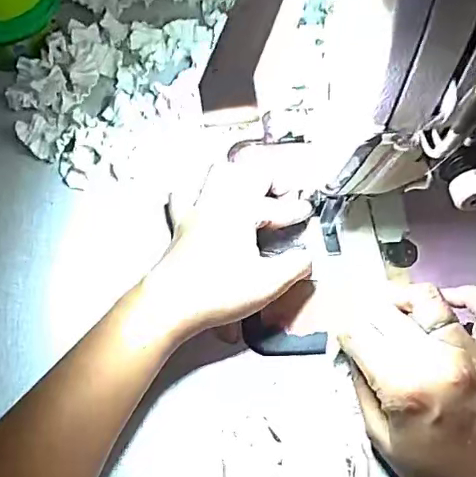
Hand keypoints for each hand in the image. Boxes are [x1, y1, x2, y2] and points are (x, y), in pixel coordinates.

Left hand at [138, 160, 314, 340]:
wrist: (169, 303)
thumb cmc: (214, 291)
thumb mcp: (269, 283)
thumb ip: (295, 266)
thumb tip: (306, 259)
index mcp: (241, 210)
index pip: (276, 204)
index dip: (295, 208)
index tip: (304, 214)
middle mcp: (217, 205)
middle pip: (245, 173)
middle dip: (267, 180)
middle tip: (281, 193)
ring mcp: (195, 213)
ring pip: (214, 175)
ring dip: (235, 176)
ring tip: (247, 186)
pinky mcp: (180, 228)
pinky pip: (184, 196)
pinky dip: (195, 191)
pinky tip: (199, 198)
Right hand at [337, 283, 475, 476]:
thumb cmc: (435, 474)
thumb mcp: (380, 440)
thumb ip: (363, 390)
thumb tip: (352, 356)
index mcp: (403, 386)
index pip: (358, 336)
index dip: (343, 335)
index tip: (342, 342)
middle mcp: (436, 360)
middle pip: (388, 315)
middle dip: (367, 318)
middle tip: (364, 331)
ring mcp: (472, 352)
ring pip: (430, 301)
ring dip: (403, 300)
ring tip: (394, 310)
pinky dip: (469, 296)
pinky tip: (448, 300)